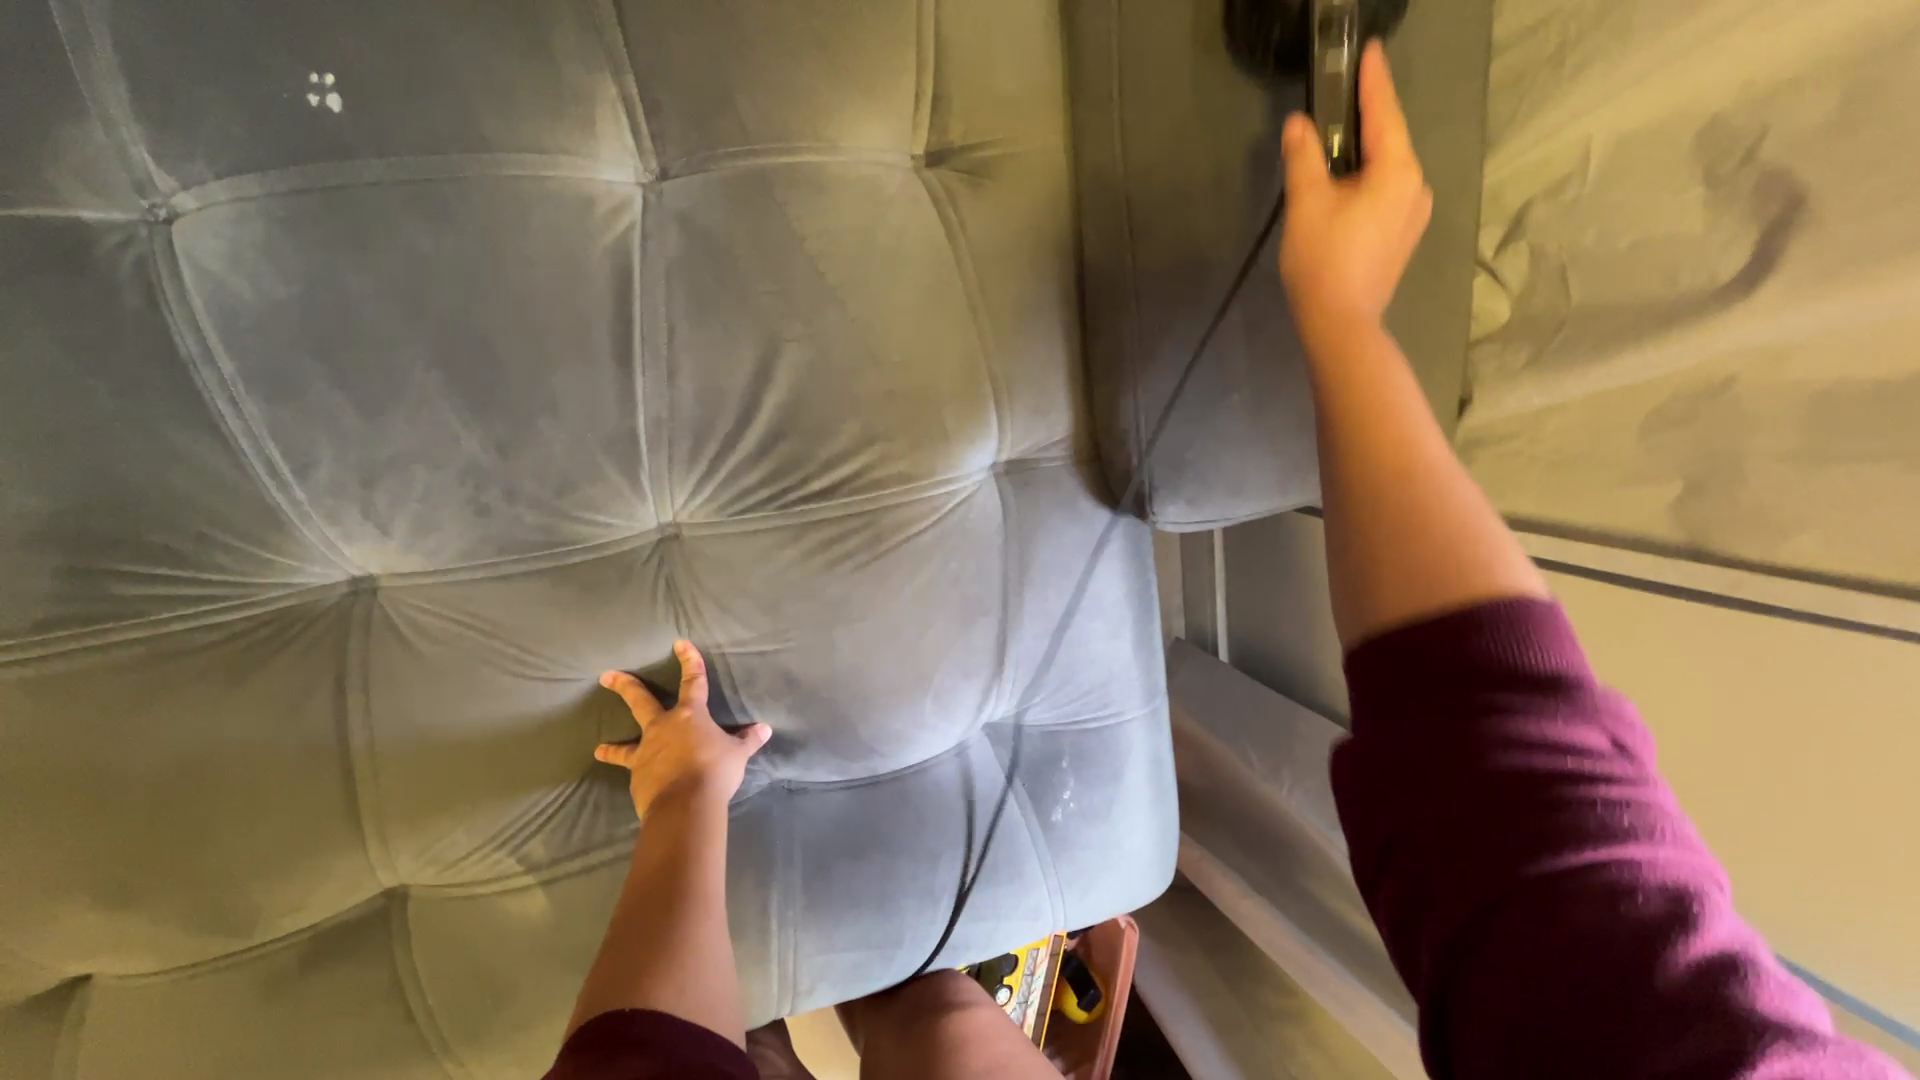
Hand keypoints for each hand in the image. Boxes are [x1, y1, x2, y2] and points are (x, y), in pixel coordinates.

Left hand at [595, 641, 770, 819]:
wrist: (685, 805)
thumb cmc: (715, 771)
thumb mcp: (738, 754)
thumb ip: (748, 741)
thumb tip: (765, 729)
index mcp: (690, 716)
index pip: (693, 682)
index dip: (689, 662)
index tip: (680, 644)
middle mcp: (662, 728)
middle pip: (640, 701)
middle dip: (624, 686)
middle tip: (606, 676)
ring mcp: (645, 753)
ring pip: (625, 746)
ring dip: (612, 747)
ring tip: (599, 748)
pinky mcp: (637, 778)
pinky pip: (633, 774)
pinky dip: (635, 776)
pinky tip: (639, 784)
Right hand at [1279, 43, 1433, 341]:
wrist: (1340, 323)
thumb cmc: (1323, 261)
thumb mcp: (1306, 204)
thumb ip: (1304, 157)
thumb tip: (1298, 125)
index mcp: (1397, 171)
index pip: (1384, 113)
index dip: (1373, 81)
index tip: (1370, 52)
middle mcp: (1415, 187)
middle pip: (1388, 142)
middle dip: (1365, 122)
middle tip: (1343, 100)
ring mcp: (1413, 215)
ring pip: (1387, 171)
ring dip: (1363, 157)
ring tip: (1336, 150)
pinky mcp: (1402, 238)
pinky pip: (1385, 195)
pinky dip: (1366, 183)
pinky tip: (1345, 190)